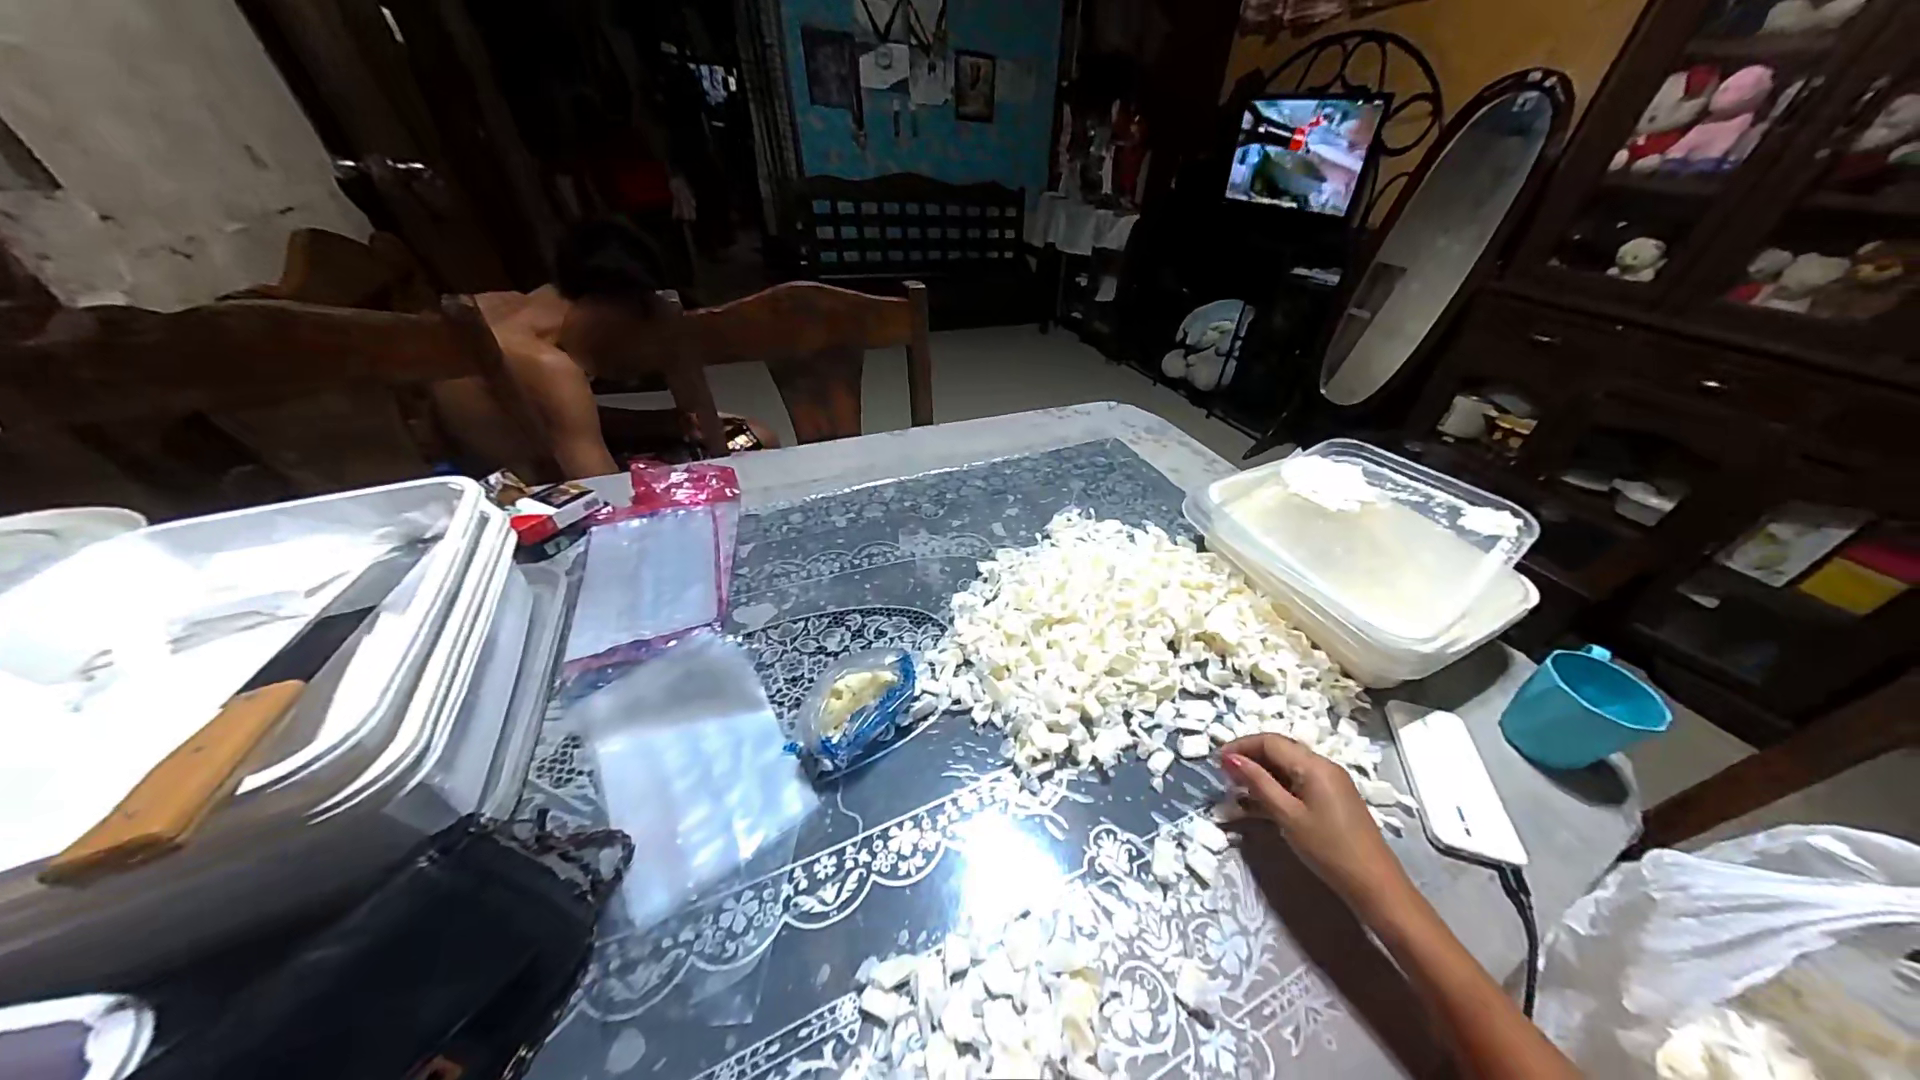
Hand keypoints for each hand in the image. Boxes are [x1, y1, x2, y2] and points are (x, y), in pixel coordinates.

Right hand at [1221, 734, 1412, 920]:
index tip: (1217, 761)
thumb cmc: (1328, 848)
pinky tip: (1260, 803)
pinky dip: (1277, 787)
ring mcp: (1330, 782)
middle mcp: (1323, 766)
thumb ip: (1257, 783)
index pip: (1270, 741)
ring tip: (1237, 790)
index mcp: (1314, 765)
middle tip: (1225, 776)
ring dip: (1261, 774)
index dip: (1241, 746)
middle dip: (1250, 758)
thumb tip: (1230, 758)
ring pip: (1288, 767)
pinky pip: (1298, 782)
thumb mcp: (1287, 815)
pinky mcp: (1332, 798)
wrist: (1375, 885)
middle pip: (1279, 750)